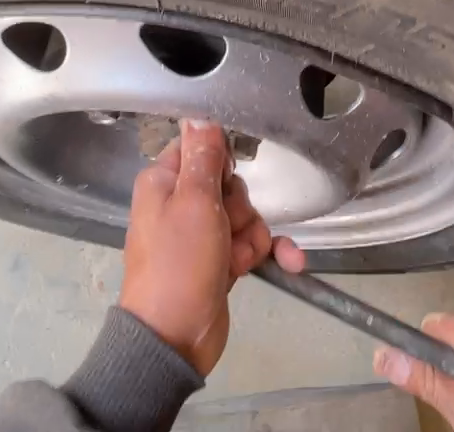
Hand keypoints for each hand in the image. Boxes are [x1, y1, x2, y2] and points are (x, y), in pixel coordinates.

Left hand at [118, 119, 305, 375]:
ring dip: (253, 235)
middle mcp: (180, 203)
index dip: (221, 161)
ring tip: (241, 257)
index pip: (199, 149)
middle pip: (229, 184)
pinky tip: (290, 262)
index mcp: (164, 182)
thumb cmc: (179, 263)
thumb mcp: (194, 202)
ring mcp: (201, 235)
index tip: (230, 175)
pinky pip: (250, 244)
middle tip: (228, 227)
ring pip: (244, 215)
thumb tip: (199, 113)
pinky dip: (267, 252)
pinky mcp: (218, 261)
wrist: (173, 340)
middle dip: (241, 207)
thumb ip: (202, 156)